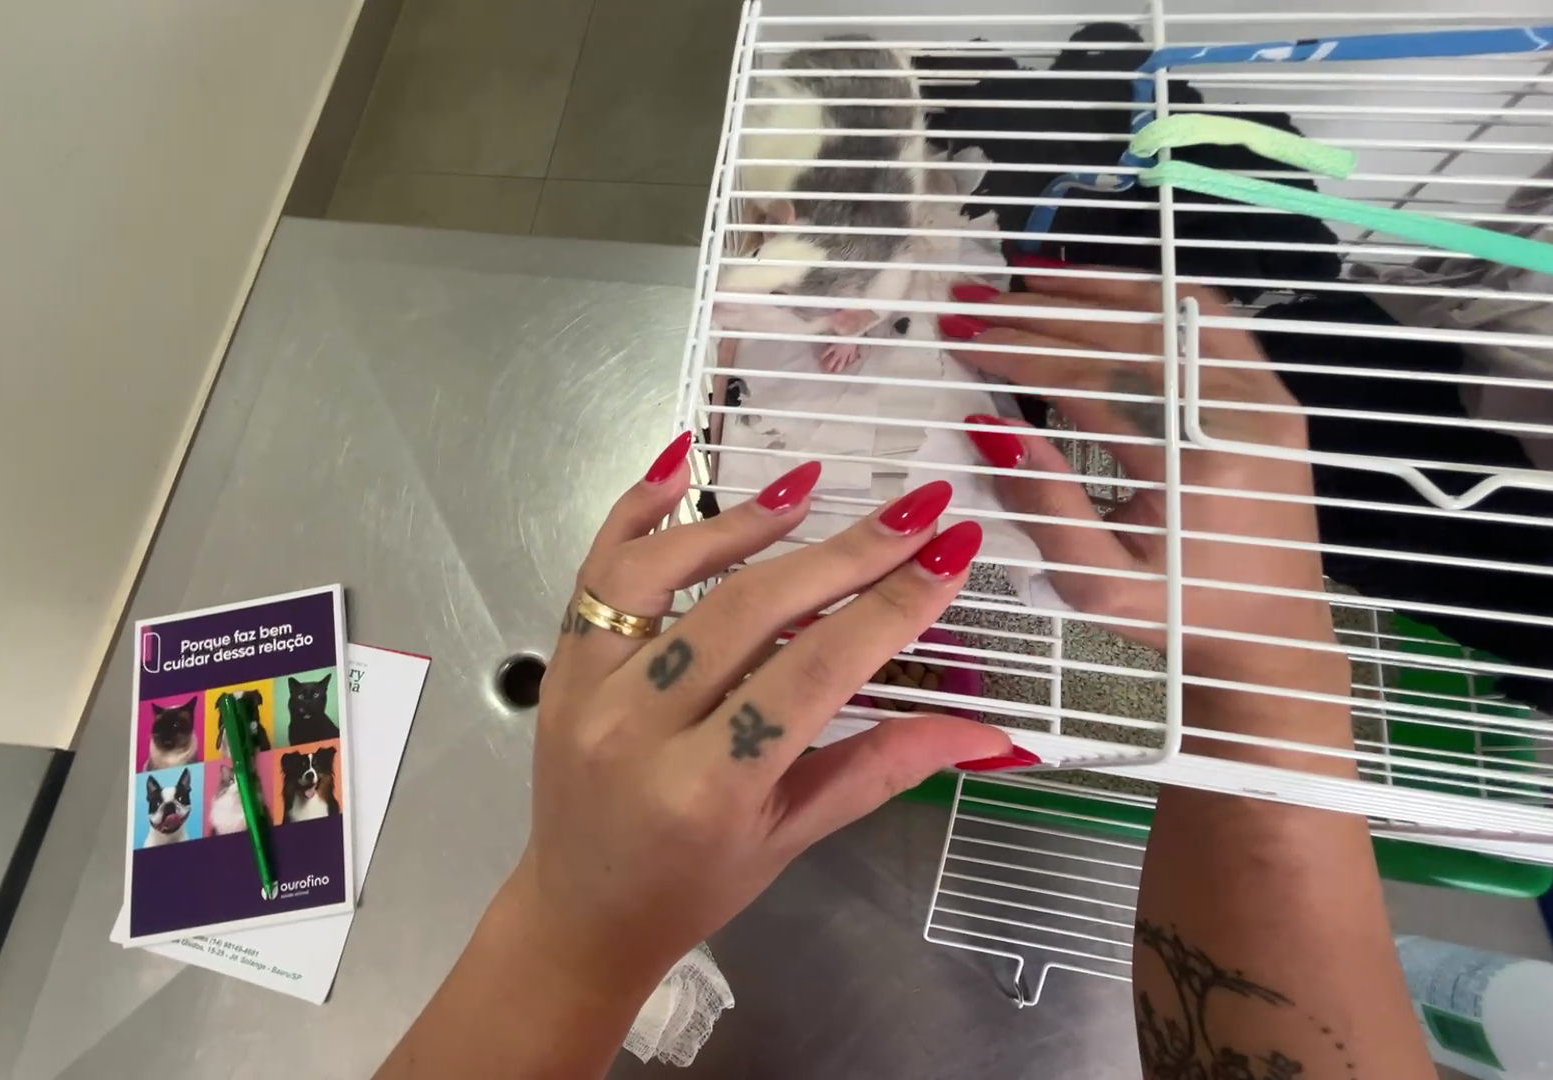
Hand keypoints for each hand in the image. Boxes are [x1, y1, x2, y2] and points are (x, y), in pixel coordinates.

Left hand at [513, 433, 1017, 990]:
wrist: (581, 912)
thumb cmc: (694, 887)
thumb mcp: (791, 838)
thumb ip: (882, 770)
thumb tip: (990, 732)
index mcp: (708, 787)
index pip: (815, 672)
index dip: (890, 606)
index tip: (949, 549)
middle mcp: (639, 726)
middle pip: (749, 610)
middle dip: (845, 553)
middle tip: (912, 506)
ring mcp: (587, 684)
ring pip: (665, 572)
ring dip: (742, 520)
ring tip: (809, 486)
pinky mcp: (562, 661)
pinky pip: (596, 567)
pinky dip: (636, 507)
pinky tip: (681, 460)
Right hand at [941, 272, 1342, 692]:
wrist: (1271, 630)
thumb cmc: (1174, 612)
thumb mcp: (1092, 581)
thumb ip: (1042, 503)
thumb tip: (987, 427)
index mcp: (1197, 465)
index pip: (1092, 383)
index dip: (1019, 355)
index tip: (963, 337)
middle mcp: (1242, 413)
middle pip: (1124, 337)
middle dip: (1036, 315)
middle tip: (972, 298)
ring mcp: (1264, 395)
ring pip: (1169, 313)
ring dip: (1089, 289)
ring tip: (1022, 276)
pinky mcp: (1268, 392)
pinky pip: (1207, 319)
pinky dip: (1147, 293)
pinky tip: (1098, 286)